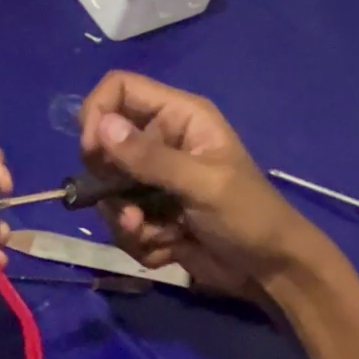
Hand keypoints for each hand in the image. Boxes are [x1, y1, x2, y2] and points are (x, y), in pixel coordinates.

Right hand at [78, 71, 333, 299]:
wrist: (266, 268)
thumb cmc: (247, 215)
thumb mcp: (201, 183)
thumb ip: (149, 158)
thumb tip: (100, 126)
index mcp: (179, 118)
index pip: (120, 90)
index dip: (97, 115)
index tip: (92, 155)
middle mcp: (161, 144)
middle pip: (103, 150)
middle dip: (112, 190)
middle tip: (134, 214)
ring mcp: (152, 184)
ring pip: (109, 198)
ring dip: (129, 225)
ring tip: (161, 236)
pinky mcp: (150, 218)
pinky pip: (122, 227)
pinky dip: (141, 244)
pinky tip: (170, 248)